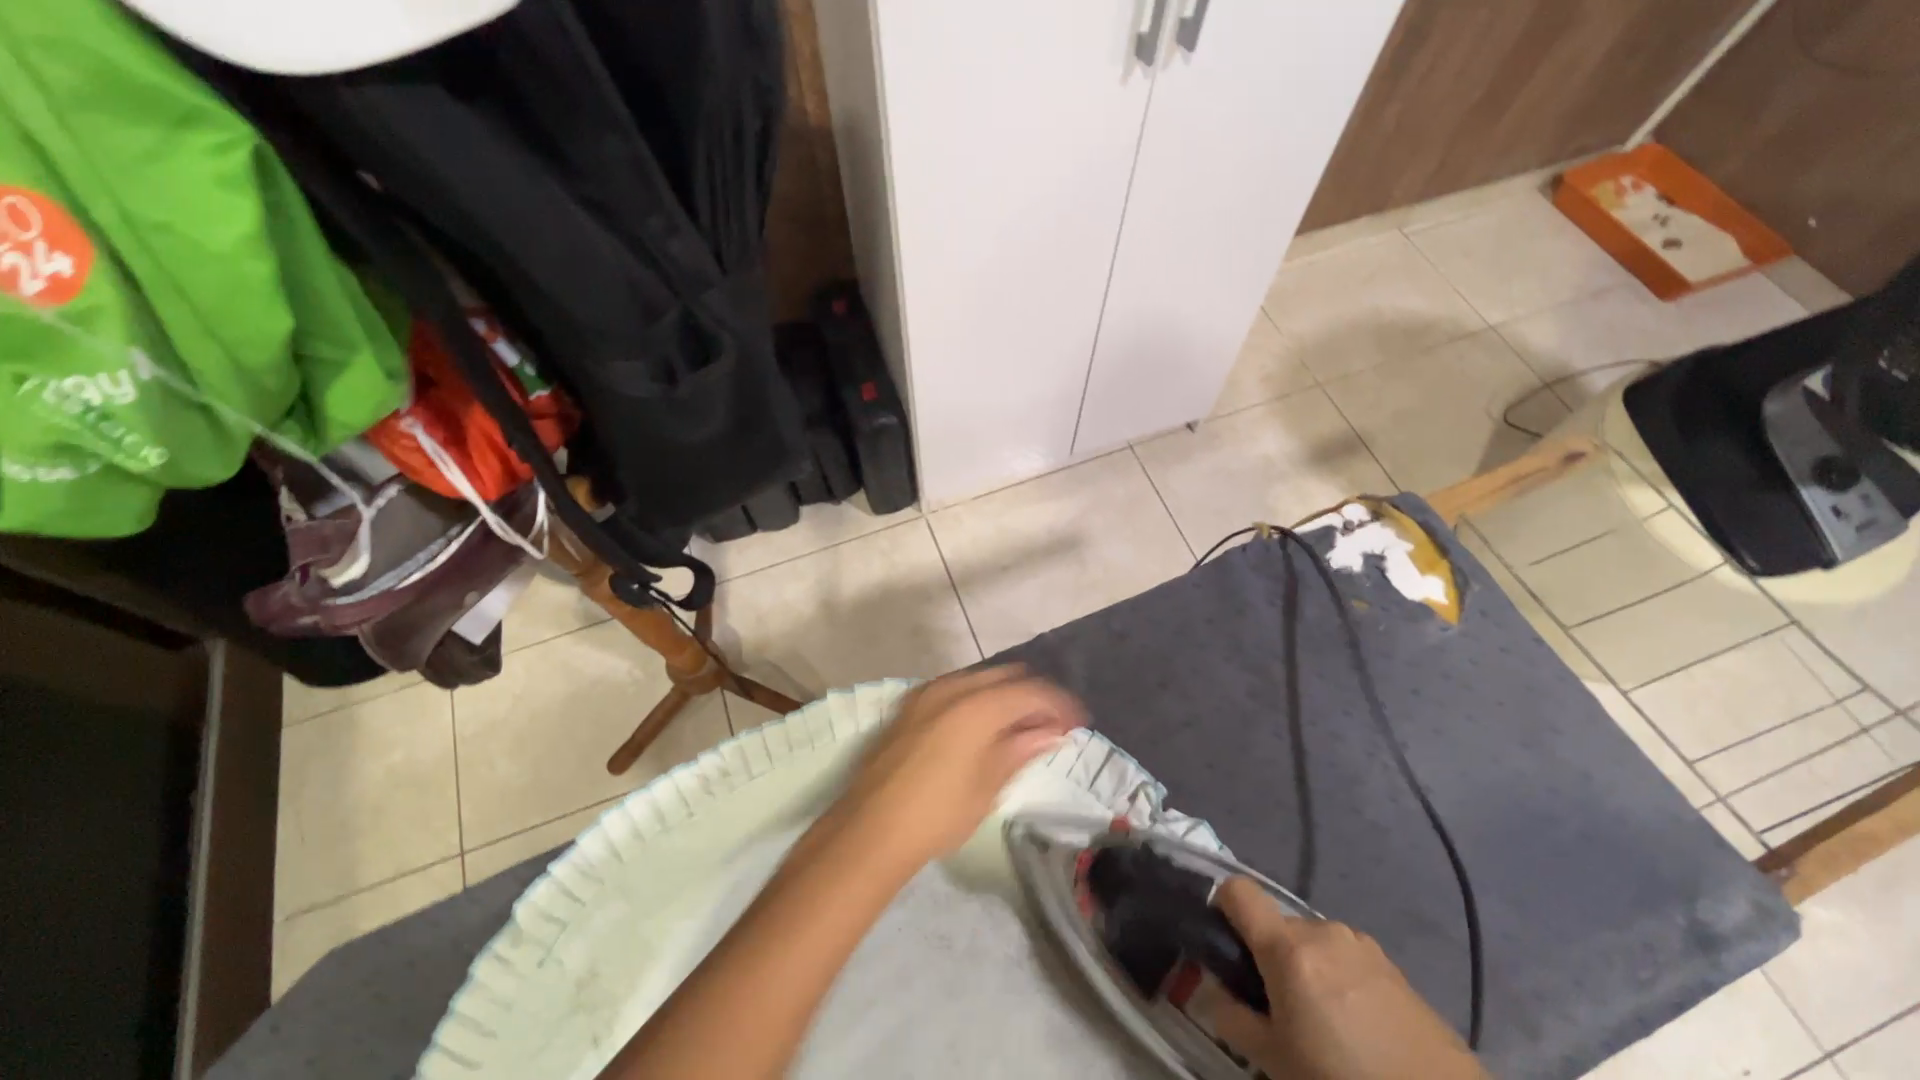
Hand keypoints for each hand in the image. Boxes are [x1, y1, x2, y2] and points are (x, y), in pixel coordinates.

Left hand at [825, 667, 1085, 866]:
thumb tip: (1048, 733)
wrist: (870, 829)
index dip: (1059, 705)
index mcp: (978, 705)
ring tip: (1020, 729)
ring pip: (978, 680)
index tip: (1077, 725)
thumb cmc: (938, 813)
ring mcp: (924, 695)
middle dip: (1033, 696)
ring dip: (1004, 696)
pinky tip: (983, 729)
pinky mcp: (907, 708)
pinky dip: (976, 700)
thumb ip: (1019, 750)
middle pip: (1006, 677)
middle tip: (1052, 726)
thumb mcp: (988, 786)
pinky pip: (954, 690)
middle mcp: (951, 688)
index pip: (1032, 691)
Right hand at [1194, 878, 1487, 1079]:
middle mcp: (1323, 931)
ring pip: (1310, 943)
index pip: (1237, 891)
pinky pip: (1343, 958)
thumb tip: (1213, 990)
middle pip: (1275, 926)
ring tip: (1316, 1022)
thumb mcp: (1271, 1058)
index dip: (1220, 907)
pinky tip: (1351, 1026)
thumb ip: (1231, 1016)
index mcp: (1287, 947)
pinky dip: (1333, 979)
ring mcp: (1362, 945)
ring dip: (1301, 969)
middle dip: (1265, 957)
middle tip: (1271, 1007)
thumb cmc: (1341, 1077)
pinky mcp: (1391, 965)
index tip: (1222, 946)